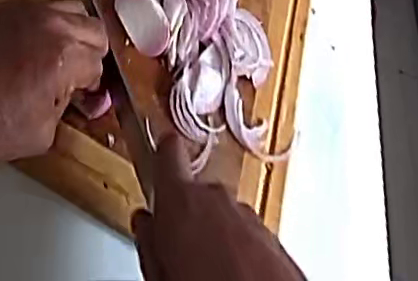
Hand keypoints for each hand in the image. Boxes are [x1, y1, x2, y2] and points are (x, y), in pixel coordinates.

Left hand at [0, 0, 106, 171]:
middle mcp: (51, 25)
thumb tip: (88, 98)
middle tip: (77, 81)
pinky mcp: (9, 9)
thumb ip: (73, 108)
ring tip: (60, 62)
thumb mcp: (43, 132)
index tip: (86, 99)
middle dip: (90, 57)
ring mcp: (29, 12)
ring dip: (74, 34)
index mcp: (64, 56)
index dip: (93, 88)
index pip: (99, 65)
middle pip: (95, 30)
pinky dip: (50, 25)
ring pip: (74, 9)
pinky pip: (45, 8)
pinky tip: (37, 50)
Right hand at [132, 137, 305, 280]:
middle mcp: (215, 196)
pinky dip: (241, 247)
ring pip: (222, 213)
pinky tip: (235, 274)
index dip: (163, 150)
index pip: (168, 151)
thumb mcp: (159, 274)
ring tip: (210, 269)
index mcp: (181, 199)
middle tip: (181, 247)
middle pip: (196, 191)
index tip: (159, 150)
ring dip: (216, 232)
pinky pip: (247, 232)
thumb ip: (149, 240)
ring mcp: (246, 213)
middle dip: (190, 214)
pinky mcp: (272, 235)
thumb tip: (145, 223)